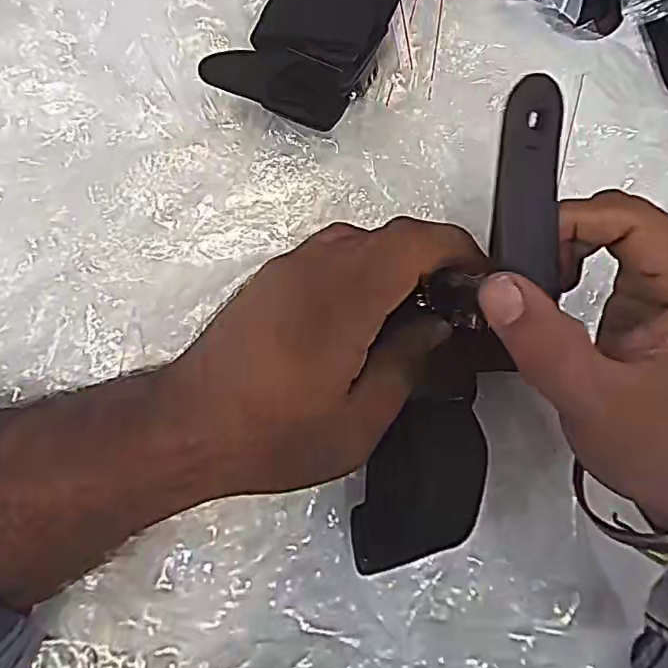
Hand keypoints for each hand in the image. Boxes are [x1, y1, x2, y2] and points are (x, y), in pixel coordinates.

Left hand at [166, 217, 486, 497]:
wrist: (187, 426)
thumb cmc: (271, 433)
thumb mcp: (359, 419)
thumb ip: (406, 363)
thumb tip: (434, 327)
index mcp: (345, 293)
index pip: (417, 240)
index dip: (460, 249)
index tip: (480, 277)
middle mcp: (317, 265)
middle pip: (392, 234)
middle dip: (433, 258)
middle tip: (453, 302)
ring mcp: (290, 266)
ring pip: (361, 240)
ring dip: (396, 263)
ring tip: (413, 311)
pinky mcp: (273, 278)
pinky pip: (332, 253)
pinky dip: (363, 269)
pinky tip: (365, 316)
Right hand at [477, 190, 667, 528]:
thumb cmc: (660, 454)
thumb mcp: (591, 400)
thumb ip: (542, 341)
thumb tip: (498, 286)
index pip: (635, 220)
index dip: (574, 222)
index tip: (530, 248)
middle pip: (631, 220)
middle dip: (571, 235)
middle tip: (532, 272)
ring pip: (625, 235)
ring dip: (576, 248)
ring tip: (544, 285)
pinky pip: (624, 259)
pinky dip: (584, 265)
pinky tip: (562, 294)